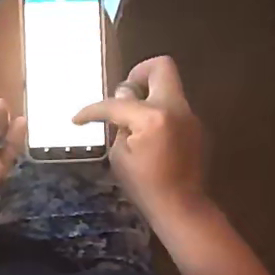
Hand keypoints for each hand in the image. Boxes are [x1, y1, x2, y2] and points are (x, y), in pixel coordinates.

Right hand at [70, 55, 206, 219]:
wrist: (181, 207)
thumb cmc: (145, 187)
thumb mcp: (119, 157)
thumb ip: (119, 124)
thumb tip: (122, 103)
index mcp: (152, 117)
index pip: (117, 102)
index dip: (92, 110)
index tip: (79, 119)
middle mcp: (175, 108)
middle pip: (160, 67)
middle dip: (137, 75)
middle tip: (124, 97)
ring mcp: (189, 115)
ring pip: (168, 87)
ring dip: (149, 96)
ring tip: (133, 122)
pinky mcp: (195, 126)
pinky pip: (173, 108)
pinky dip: (158, 113)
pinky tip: (149, 137)